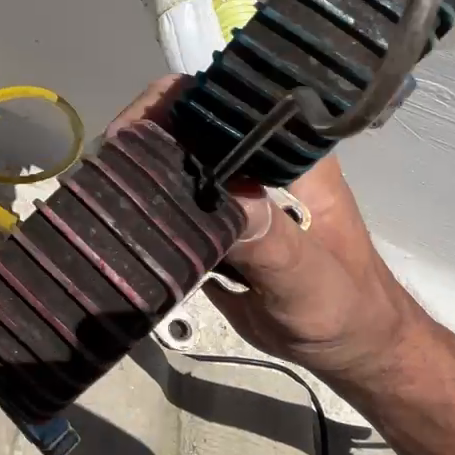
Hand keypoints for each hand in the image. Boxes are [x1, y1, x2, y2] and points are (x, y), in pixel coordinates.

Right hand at [110, 76, 434, 387]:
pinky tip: (116, 218)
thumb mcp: (315, 284)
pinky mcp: (209, 217)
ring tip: (101, 193)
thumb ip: (275, 246)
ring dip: (134, 172)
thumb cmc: (349, 312)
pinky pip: (168, 200)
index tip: (127, 137)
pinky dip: (141, 205)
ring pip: (170, 161)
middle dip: (140, 139)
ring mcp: (229, 187)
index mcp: (287, 152)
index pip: (222, 103)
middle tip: (106, 171)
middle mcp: (253, 158)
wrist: (353, 352)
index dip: (171, 106)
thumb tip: (228, 198)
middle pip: (183, 124)